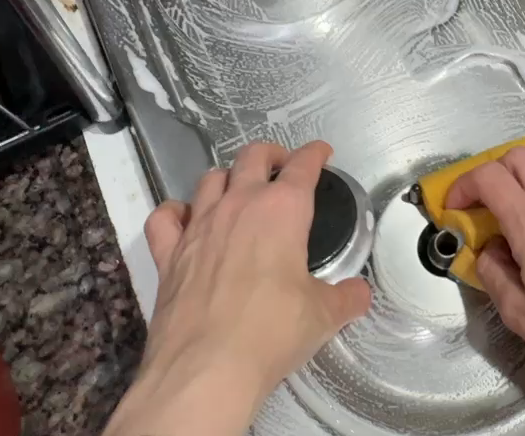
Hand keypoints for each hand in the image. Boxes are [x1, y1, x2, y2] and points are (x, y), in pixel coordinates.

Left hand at [103, 142, 372, 435]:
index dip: (316, 153)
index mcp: (284, 208)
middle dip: (272, 154)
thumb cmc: (271, 333)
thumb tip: (360, 293)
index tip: (322, 154)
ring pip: (210, 178)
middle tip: (282, 167)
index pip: (304, 164)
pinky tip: (186, 220)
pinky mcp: (168, 254)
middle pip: (254, 156)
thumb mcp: (323, 315)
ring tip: (238, 191)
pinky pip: (165, 216)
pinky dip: (176, 212)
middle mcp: (240, 204)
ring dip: (228, 178)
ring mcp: (199, 226)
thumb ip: (346, 297)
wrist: (205, 372)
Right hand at [444, 146, 524, 369]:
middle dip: (490, 172)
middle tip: (479, 204)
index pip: (489, 178)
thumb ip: (493, 275)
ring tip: (511, 206)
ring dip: (520, 173)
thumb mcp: (519, 313)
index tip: (452, 208)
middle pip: (517, 157)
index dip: (463, 186)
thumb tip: (487, 250)